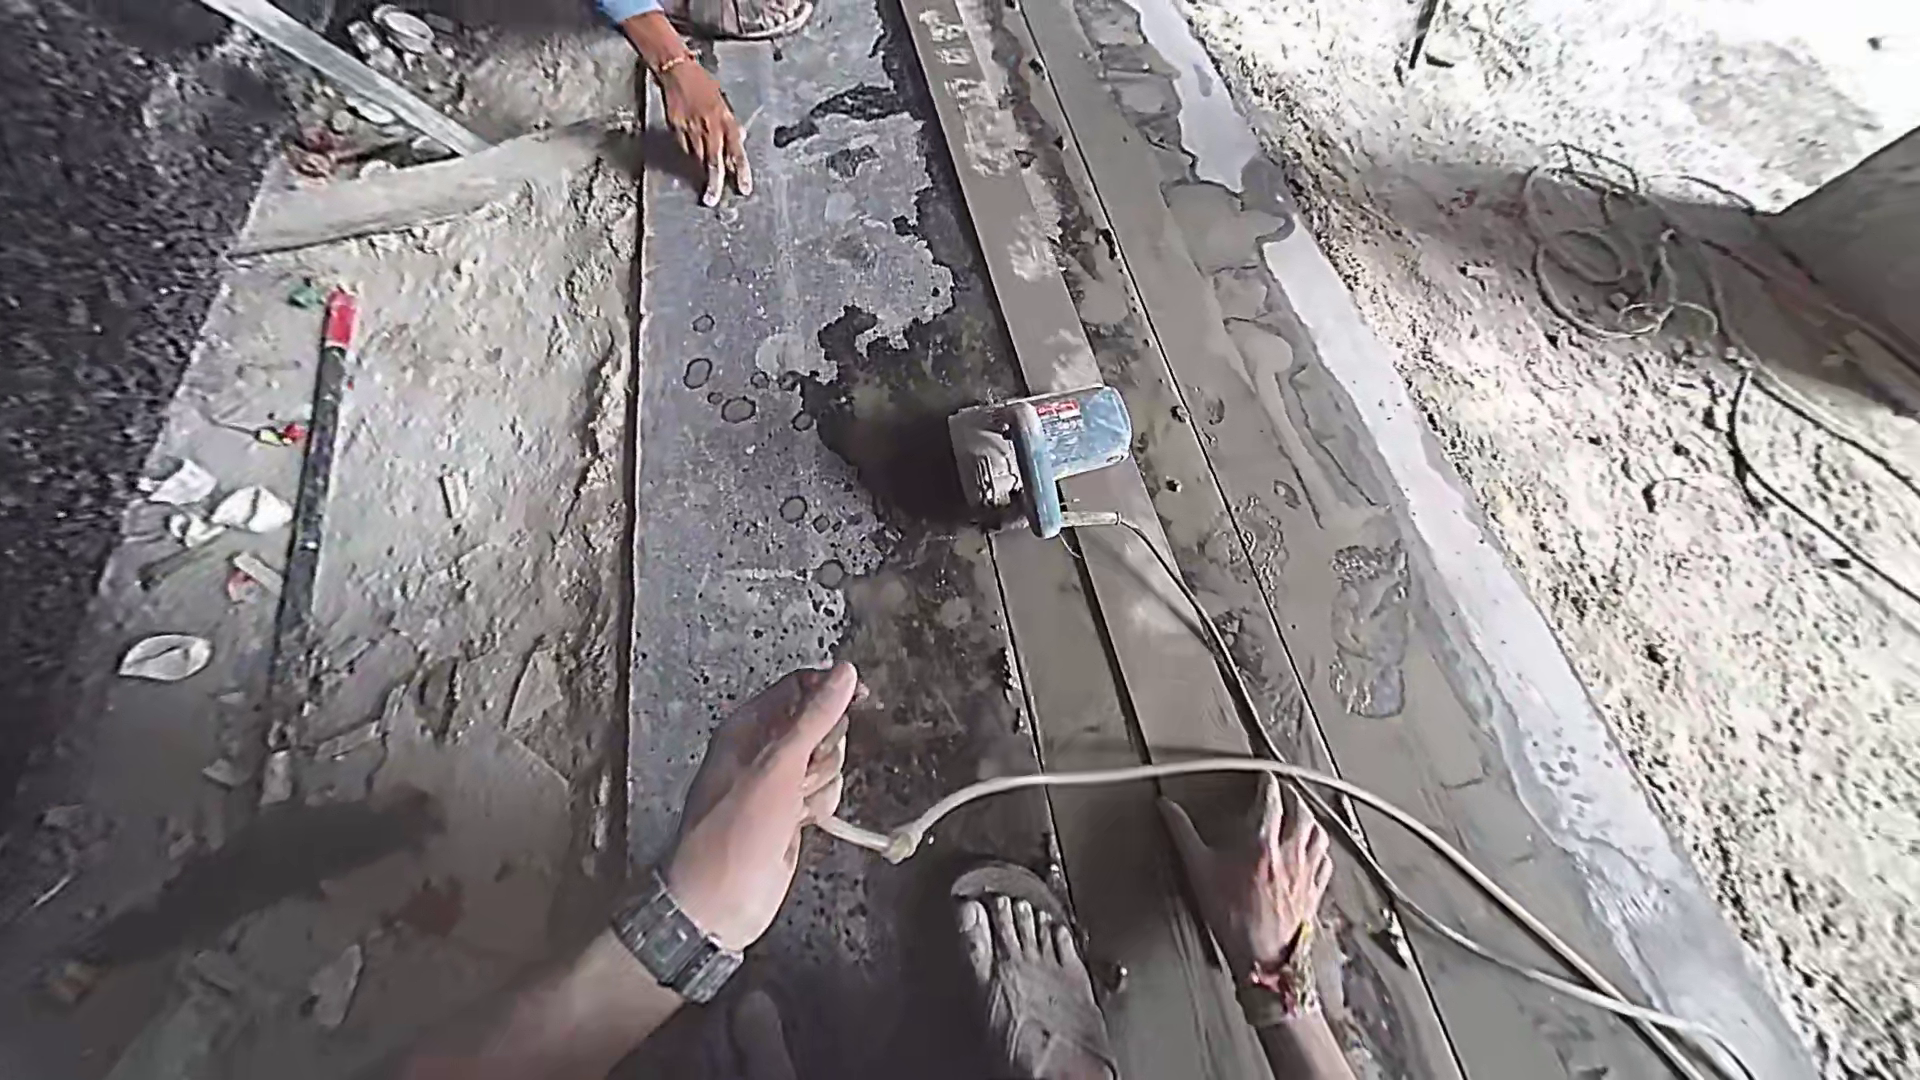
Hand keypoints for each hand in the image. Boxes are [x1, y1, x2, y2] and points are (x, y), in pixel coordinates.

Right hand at [659, 59, 750, 206]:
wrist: (677, 70)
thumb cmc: (703, 86)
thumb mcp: (724, 105)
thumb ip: (732, 127)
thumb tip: (741, 141)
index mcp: (726, 124)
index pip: (737, 154)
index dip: (741, 174)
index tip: (743, 190)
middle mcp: (711, 130)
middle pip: (714, 163)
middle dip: (714, 184)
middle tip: (711, 201)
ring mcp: (693, 130)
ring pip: (699, 159)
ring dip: (702, 171)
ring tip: (705, 184)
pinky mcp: (677, 129)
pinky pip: (685, 149)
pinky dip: (690, 154)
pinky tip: (692, 150)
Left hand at [664, 664, 859, 948]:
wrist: (720, 903)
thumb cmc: (735, 830)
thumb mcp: (779, 765)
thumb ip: (815, 716)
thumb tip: (845, 672)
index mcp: (750, 725)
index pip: (800, 686)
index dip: (830, 688)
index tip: (861, 697)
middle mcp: (764, 747)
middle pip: (821, 722)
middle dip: (825, 746)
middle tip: (806, 770)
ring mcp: (779, 779)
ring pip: (827, 758)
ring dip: (822, 780)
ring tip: (797, 802)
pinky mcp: (792, 807)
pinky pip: (825, 789)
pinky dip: (821, 802)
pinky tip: (803, 819)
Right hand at [1158, 775, 1331, 980]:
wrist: (1263, 960)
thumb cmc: (1232, 916)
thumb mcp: (1198, 868)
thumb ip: (1181, 831)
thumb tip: (1166, 806)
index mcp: (1262, 841)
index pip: (1272, 799)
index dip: (1268, 782)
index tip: (1263, 775)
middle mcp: (1289, 852)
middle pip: (1301, 811)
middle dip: (1292, 795)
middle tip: (1282, 789)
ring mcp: (1307, 872)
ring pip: (1318, 833)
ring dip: (1309, 816)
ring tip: (1300, 810)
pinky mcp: (1315, 892)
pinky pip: (1326, 860)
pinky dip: (1320, 845)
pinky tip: (1313, 847)